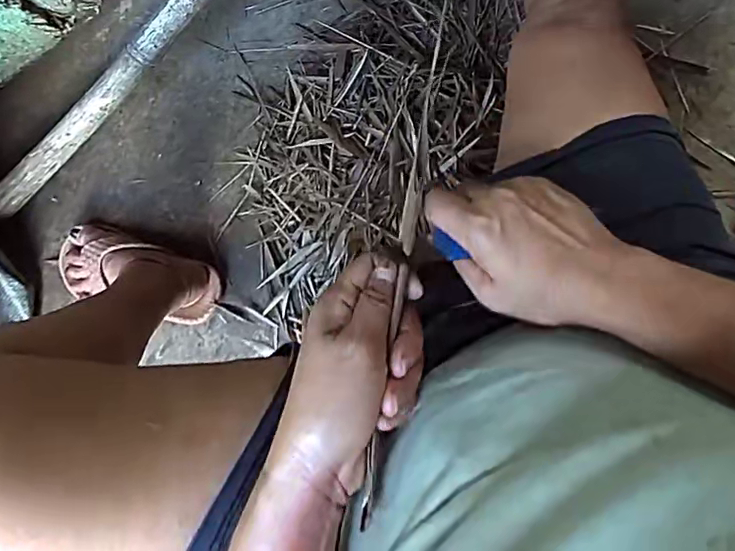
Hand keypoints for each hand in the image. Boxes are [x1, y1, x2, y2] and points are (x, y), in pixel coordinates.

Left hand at [267, 252, 423, 506]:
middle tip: (395, 366)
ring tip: (386, 402)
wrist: (320, 471)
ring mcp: (360, 355)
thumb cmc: (331, 406)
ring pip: (403, 345)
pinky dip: (399, 395)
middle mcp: (348, 326)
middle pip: (396, 308)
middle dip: (405, 341)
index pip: (372, 266)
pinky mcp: (372, 383)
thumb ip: (379, 301)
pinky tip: (385, 415)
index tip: (414, 296)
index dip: (397, 274)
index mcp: (337, 306)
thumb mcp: (360, 345)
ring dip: (403, 377)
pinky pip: (401, 376)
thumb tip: (389, 263)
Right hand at [425, 176, 647, 327]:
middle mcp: (495, 198)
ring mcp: (521, 186)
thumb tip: (453, 248)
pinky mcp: (543, 182)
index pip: (434, 200)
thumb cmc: (547, 292)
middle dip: (464, 212)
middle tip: (483, 239)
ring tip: (518, 236)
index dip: (435, 215)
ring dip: (493, 206)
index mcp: (477, 226)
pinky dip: (518, 202)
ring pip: (490, 189)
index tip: (447, 231)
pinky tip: (537, 227)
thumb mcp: (492, 296)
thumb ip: (463, 266)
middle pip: (461, 191)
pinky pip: (516, 187)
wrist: (600, 275)